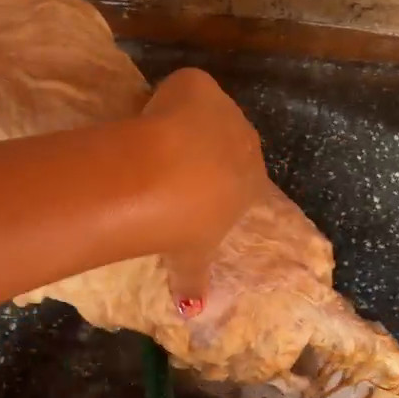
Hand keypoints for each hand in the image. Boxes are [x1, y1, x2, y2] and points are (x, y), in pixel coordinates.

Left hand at [139, 69, 267, 310]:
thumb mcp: (192, 259)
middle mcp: (246, 143)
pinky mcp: (201, 86)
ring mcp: (225, 111)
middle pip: (226, 141)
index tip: (188, 192)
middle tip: (166, 167)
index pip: (240, 178)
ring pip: (206, 113)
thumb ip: (193, 280)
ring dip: (185, 125)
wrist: (168, 179)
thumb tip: (192, 311)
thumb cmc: (185, 223)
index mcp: (251, 183)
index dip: (214, 182)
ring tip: (151, 143)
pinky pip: (187, 88)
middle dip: (202, 151)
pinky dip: (168, 98)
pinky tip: (146, 115)